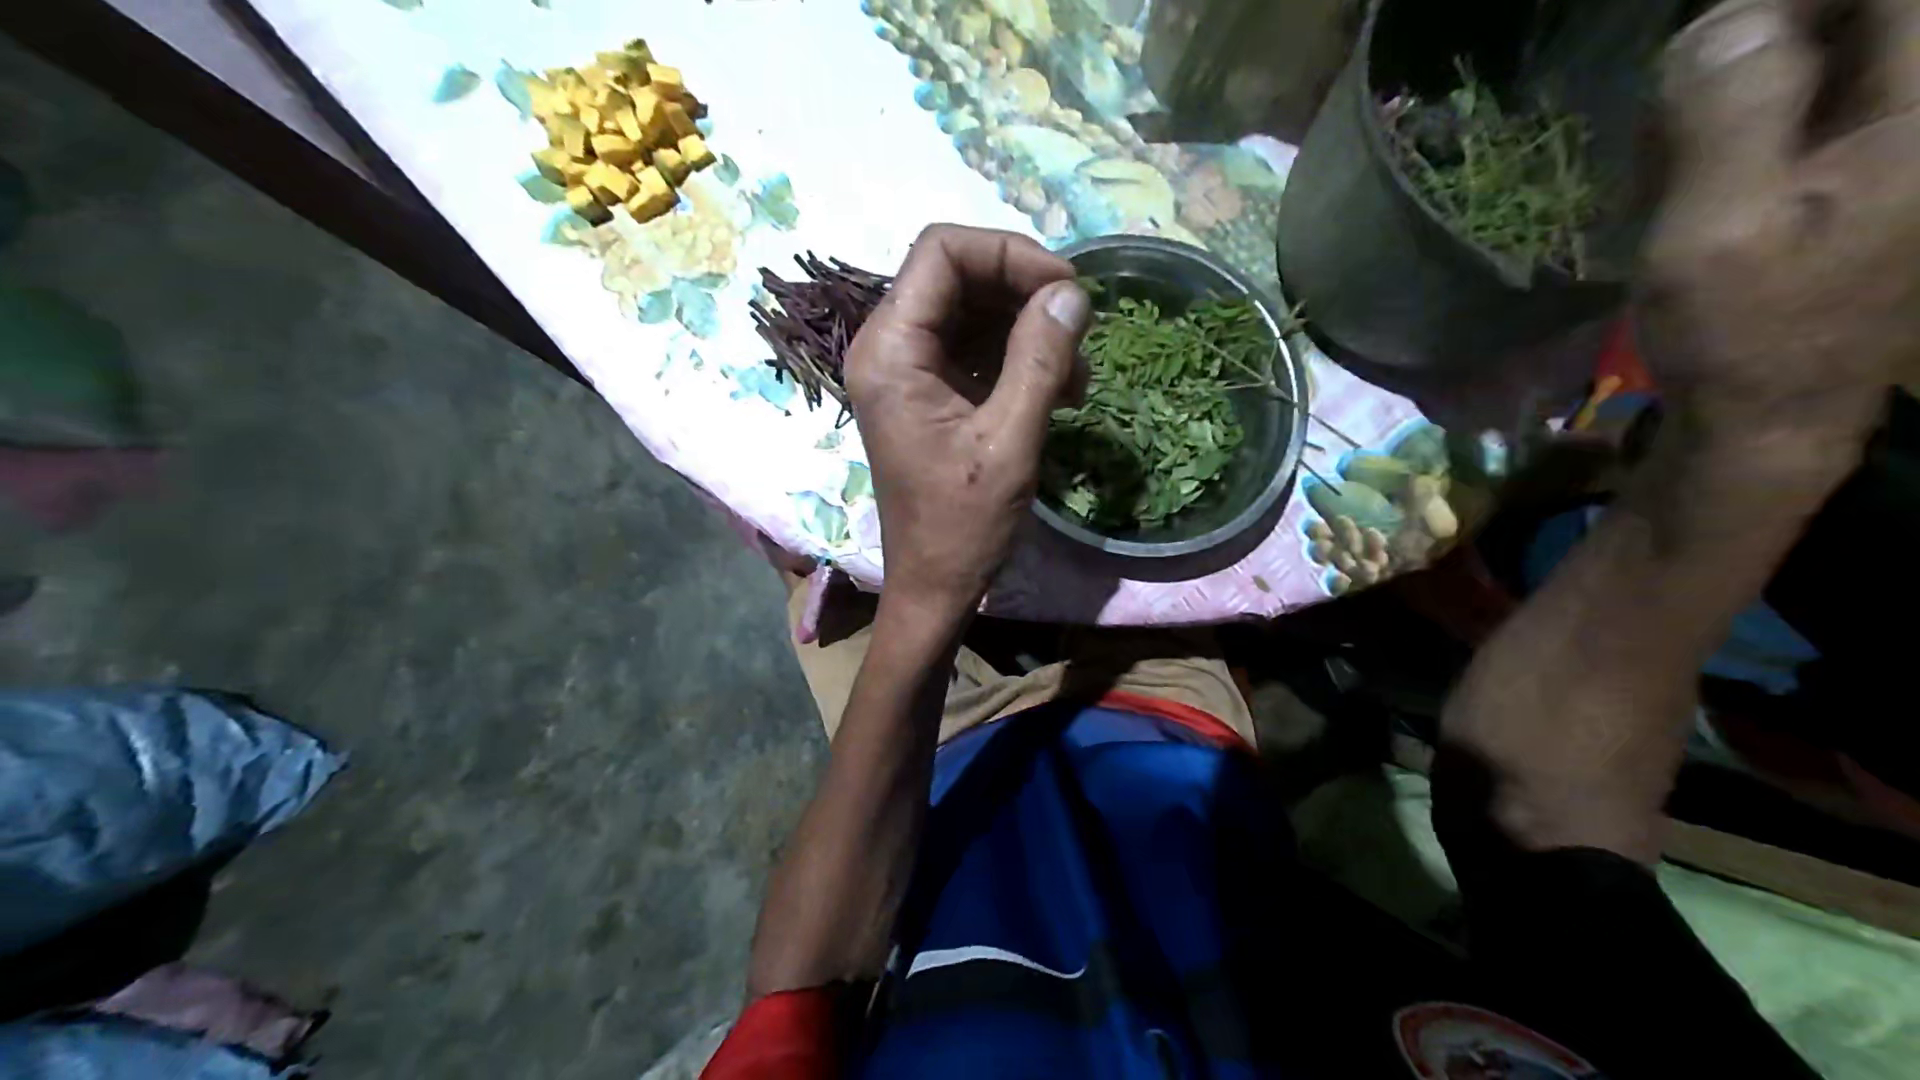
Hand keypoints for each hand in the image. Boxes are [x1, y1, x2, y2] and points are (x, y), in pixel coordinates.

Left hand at [845, 225, 1090, 620]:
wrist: (934, 584)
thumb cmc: (963, 524)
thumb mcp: (1010, 440)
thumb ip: (1039, 359)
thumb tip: (1072, 292)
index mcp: (891, 351)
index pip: (941, 251)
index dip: (1008, 253)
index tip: (1066, 287)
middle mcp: (889, 348)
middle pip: (958, 276)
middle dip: (1024, 294)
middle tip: (1078, 333)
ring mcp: (907, 371)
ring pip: (972, 312)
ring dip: (1029, 331)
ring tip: (1075, 378)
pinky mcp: (927, 394)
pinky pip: (974, 350)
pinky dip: (1018, 359)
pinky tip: (1057, 392)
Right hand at [1639, 0, 1919, 446]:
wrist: (1768, 408)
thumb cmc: (1743, 329)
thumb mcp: (1714, 230)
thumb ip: (1727, 120)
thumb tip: (1723, 24)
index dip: (1784, 4)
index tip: (1701, 47)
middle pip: (1856, 20)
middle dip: (1752, 49)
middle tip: (1670, 119)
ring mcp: (1899, 143)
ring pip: (1823, 62)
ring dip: (1733, 97)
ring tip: (1665, 166)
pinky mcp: (1861, 172)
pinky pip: (1804, 112)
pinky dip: (1734, 132)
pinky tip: (1688, 181)